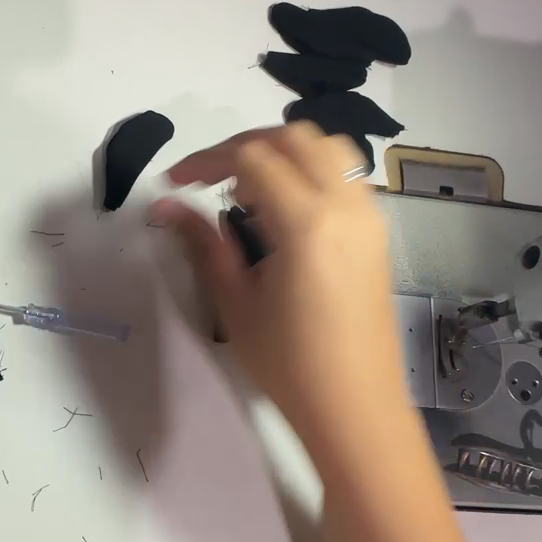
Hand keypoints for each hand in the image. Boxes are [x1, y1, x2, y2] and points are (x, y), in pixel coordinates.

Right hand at [156, 123, 407, 449]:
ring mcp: (369, 216)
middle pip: (293, 138)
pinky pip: (343, 176)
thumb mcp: (234, 302)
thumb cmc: (286, 362)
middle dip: (242, 146)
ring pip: (326, 149)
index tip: (173, 182)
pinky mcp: (376, 232)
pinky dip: (307, 172)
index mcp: (306, 223)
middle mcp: (346, 206)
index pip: (252, 158)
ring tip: (243, 193)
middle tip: (205, 179)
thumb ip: (202, 244)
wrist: (353, 403)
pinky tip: (279, 212)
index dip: (205, 160)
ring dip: (279, 154)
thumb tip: (165, 206)